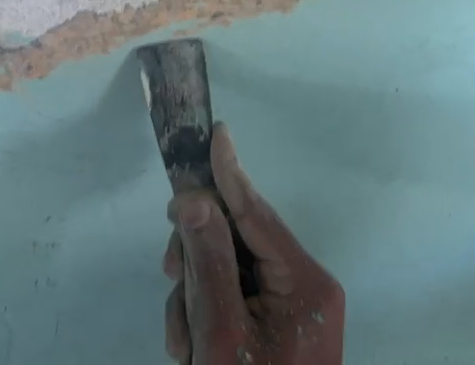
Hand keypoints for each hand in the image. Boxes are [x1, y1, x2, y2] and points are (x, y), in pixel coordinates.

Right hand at [163, 125, 344, 364]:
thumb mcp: (221, 332)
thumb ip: (207, 259)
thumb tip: (196, 197)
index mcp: (306, 283)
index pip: (257, 211)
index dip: (229, 172)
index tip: (215, 131)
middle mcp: (304, 287)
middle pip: (236, 237)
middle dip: (197, 256)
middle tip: (168, 272)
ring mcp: (289, 308)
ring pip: (224, 266)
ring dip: (193, 294)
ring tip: (183, 342)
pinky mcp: (273, 326)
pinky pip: (228, 293)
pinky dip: (202, 313)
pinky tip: (192, 346)